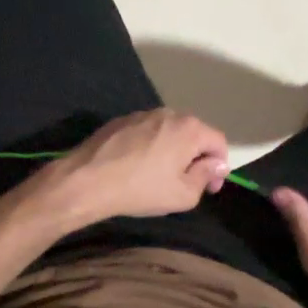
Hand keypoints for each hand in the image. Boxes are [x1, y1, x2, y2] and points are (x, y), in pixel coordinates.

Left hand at [53, 109, 228, 221]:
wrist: (87, 179)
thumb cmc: (141, 189)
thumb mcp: (183, 195)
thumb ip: (206, 176)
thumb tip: (215, 165)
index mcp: (189, 128)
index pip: (219, 141)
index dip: (220, 166)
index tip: (210, 188)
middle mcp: (168, 113)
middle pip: (194, 133)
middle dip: (197, 157)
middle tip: (188, 182)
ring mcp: (142, 114)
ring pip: (169, 131)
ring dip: (173, 150)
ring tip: (161, 174)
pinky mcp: (121, 120)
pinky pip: (146, 131)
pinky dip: (150, 146)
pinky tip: (138, 166)